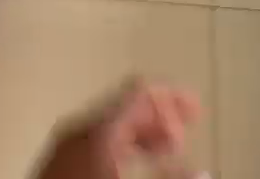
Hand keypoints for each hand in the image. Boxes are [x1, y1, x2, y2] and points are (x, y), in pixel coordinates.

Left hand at [31, 80, 203, 178]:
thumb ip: (169, 173)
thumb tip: (202, 170)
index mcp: (99, 124)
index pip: (140, 88)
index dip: (171, 95)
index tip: (194, 111)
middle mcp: (80, 124)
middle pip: (126, 103)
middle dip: (159, 116)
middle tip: (182, 135)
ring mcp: (66, 142)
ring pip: (111, 122)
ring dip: (142, 133)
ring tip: (165, 154)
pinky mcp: (57, 160)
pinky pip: (96, 139)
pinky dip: (121, 145)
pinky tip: (131, 166)